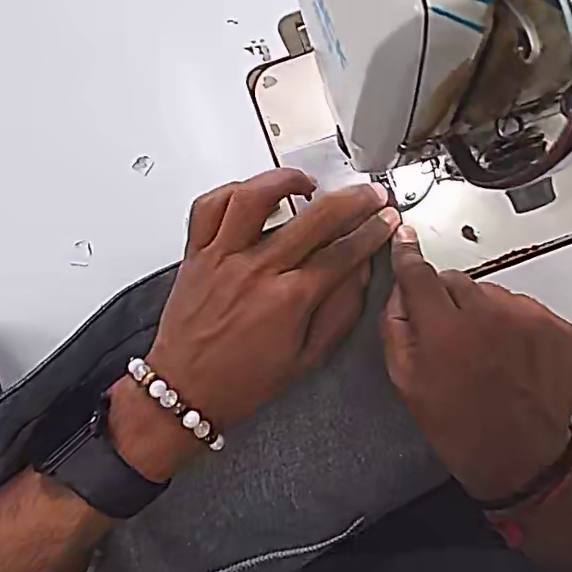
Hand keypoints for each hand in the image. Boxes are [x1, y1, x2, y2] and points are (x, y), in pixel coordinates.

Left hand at [109, 169, 399, 480]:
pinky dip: (231, 191)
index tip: (384, 221)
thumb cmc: (241, 381)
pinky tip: (252, 194)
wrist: (186, 391)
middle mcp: (256, 271)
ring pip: (256, 197)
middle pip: (315, 217)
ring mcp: (223, 258)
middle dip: (353, 200)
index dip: (372, 231)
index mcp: (289, 300)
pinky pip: (209, 207)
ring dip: (287, 179)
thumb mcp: (307, 358)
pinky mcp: (196, 255)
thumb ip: (339, 312)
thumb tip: (360, 273)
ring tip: (308, 183)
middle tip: (368, 195)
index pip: (344, 251)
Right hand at [381, 225, 571, 501]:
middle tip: (451, 339)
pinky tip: (510, 355)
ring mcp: (528, 319)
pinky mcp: (557, 327)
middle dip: (447, 301)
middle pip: (456, 280)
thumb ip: (396, 328)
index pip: (419, 272)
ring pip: (491, 292)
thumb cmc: (462, 428)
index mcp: (445, 329)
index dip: (408, 255)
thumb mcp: (407, 382)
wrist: (520, 458)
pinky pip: (523, 307)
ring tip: (485, 353)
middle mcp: (489, 315)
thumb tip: (399, 293)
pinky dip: (514, 323)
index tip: (405, 240)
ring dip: (483, 312)